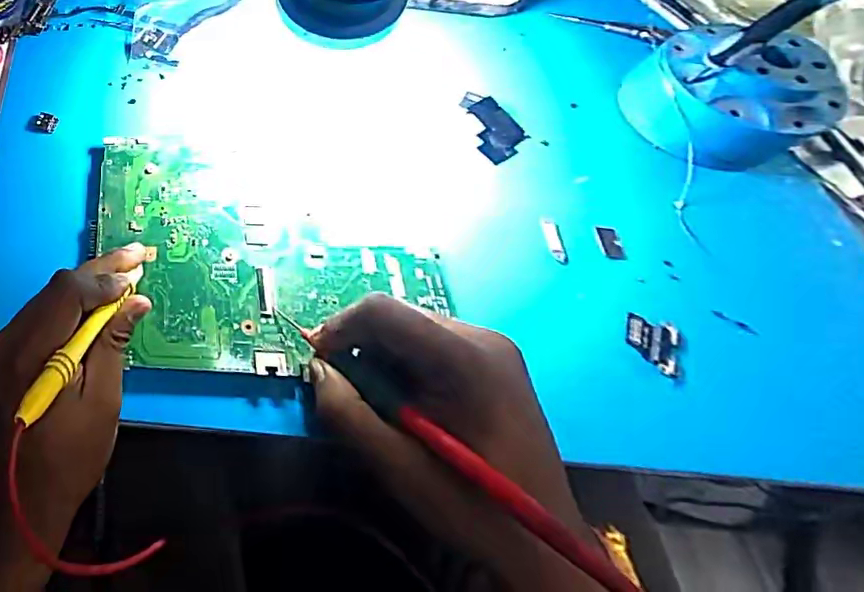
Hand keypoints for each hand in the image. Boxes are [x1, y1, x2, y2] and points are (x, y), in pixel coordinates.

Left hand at [0, 245, 150, 591]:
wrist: (20, 503)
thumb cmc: (68, 461)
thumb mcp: (101, 404)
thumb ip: (112, 344)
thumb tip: (134, 299)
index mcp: (28, 352)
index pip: (66, 292)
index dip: (105, 278)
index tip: (137, 272)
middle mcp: (7, 339)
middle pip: (56, 288)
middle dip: (99, 271)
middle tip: (137, 255)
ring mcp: (1, 344)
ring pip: (48, 297)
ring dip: (86, 285)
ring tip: (124, 273)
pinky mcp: (3, 352)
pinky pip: (40, 314)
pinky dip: (70, 304)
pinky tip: (96, 301)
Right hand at [309, 295, 599, 591]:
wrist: (547, 552)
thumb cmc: (475, 510)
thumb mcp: (399, 468)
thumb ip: (347, 413)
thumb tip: (316, 369)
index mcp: (466, 358)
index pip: (382, 310)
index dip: (339, 327)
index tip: (318, 359)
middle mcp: (482, 339)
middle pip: (394, 316)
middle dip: (358, 345)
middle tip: (342, 384)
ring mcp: (491, 348)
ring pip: (406, 328)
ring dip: (378, 356)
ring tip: (377, 400)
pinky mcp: (491, 361)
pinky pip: (425, 342)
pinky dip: (400, 363)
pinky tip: (404, 400)